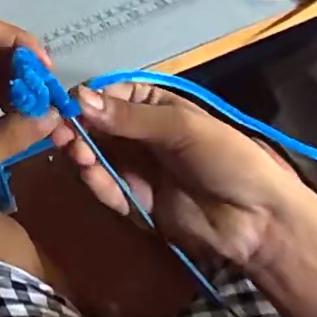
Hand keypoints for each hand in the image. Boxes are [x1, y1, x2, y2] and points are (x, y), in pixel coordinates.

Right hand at [52, 83, 307, 269]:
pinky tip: (91, 174)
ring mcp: (140, 169)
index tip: (66, 105)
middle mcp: (143, 134)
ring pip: (100, 157)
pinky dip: (97, 182)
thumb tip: (79, 98)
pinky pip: (110, 188)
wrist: (258, 220)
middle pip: (100, 127)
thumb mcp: (179, 127)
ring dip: (84, 154)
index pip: (112, 96)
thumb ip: (128, 118)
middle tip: (59, 133)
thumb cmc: (224, 157)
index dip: (89, 100)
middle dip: (79, 128)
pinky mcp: (139, 203)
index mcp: (156, 105)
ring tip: (75, 153)